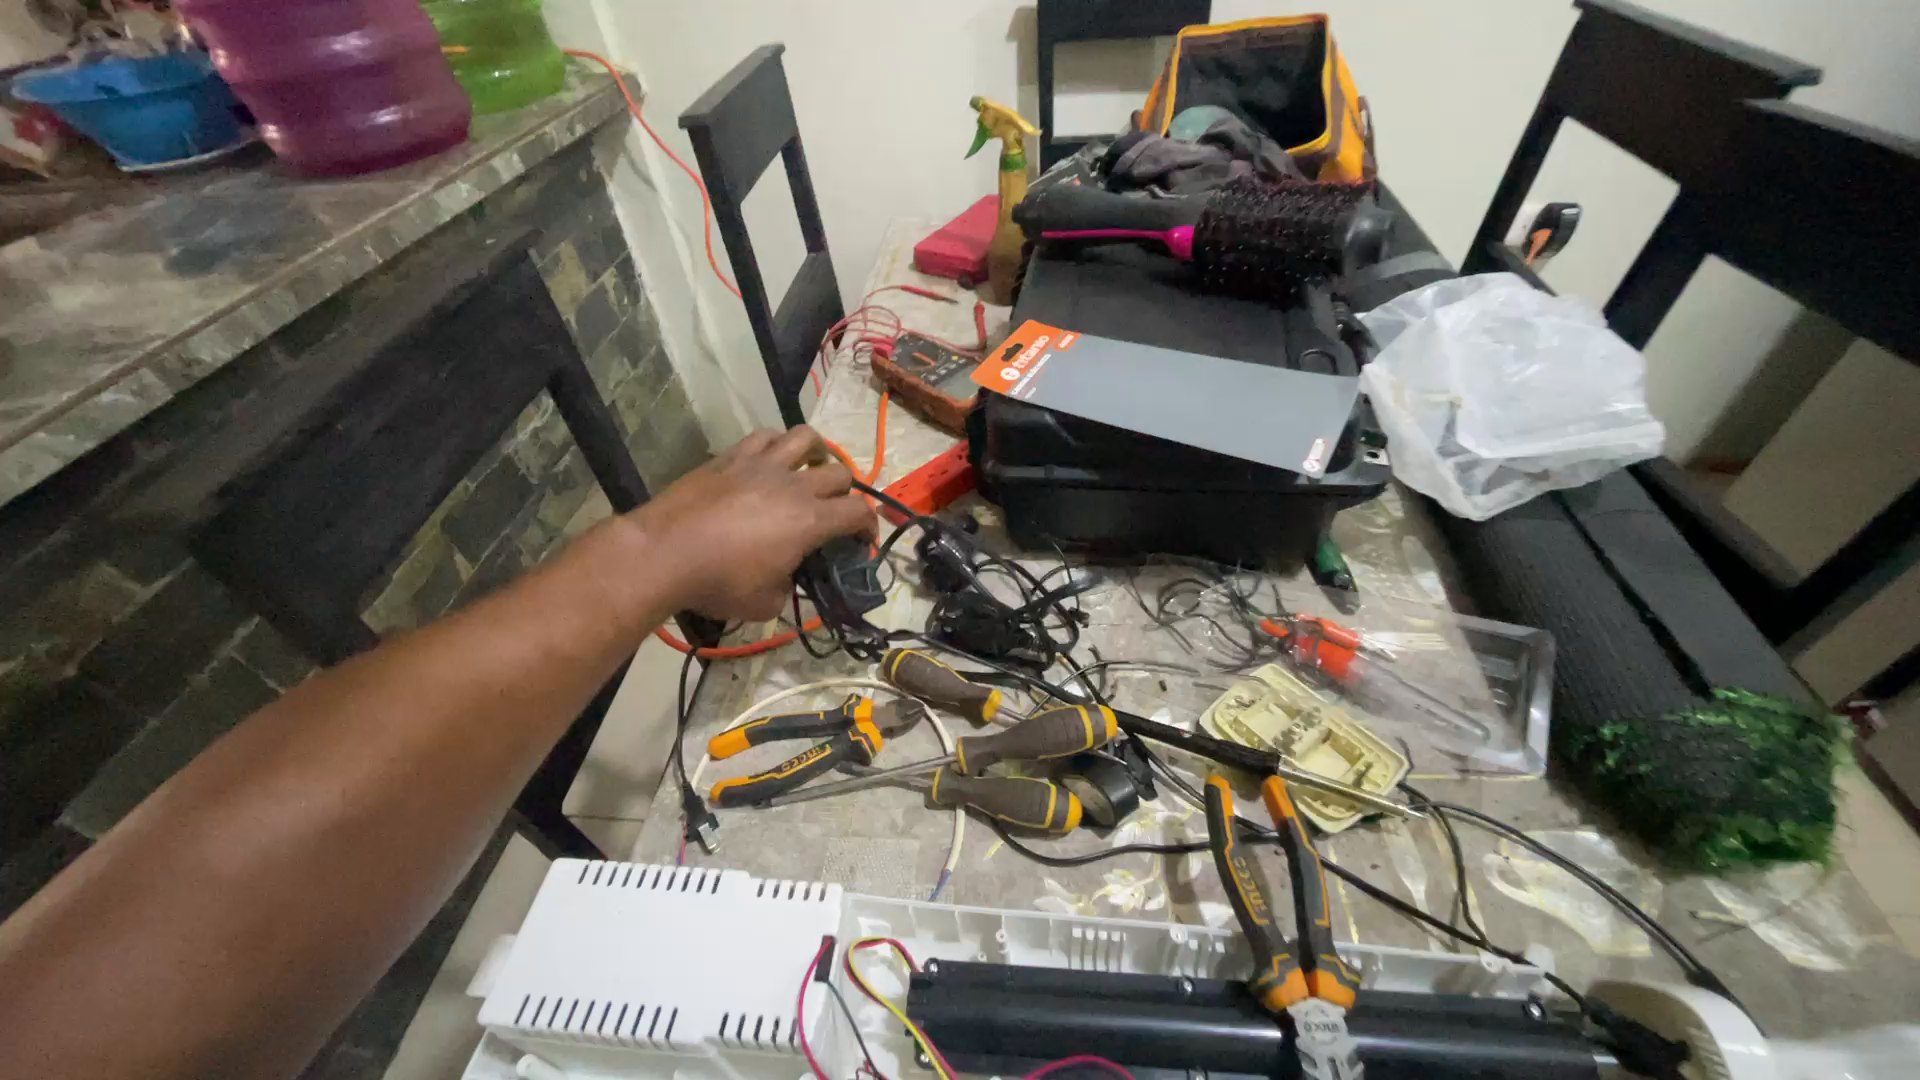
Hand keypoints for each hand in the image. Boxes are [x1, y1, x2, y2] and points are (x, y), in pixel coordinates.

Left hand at [632, 426, 873, 620]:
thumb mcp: (766, 603)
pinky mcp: (732, 456)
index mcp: (810, 520)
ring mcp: (762, 464)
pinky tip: (770, 460)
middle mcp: (794, 485)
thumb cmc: (719, 583)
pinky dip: (777, 445)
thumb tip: (787, 576)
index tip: (861, 540)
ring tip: (810, 469)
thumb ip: (789, 585)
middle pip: (840, 473)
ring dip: (818, 453)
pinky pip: (765, 436)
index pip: (859, 511)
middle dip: (846, 493)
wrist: (664, 552)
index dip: (869, 525)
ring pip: (807, 439)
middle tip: (833, 511)